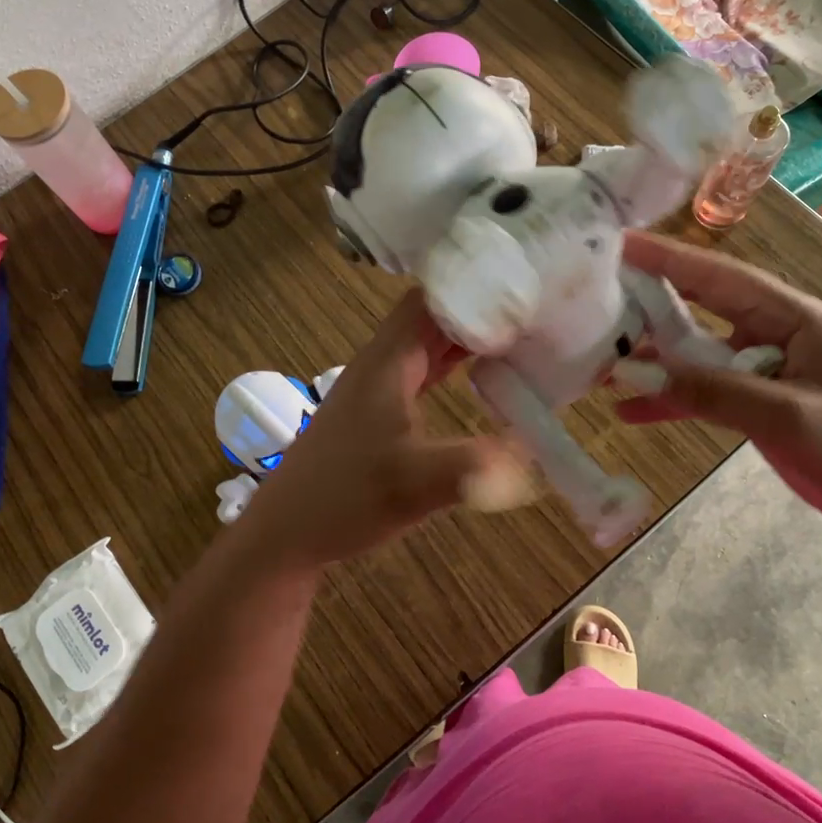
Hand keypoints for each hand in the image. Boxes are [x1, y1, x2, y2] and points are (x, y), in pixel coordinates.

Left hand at [239, 289, 528, 566]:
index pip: (432, 300)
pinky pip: (422, 371)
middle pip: (432, 316)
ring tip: (520, 336)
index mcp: (387, 362)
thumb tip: (532, 454)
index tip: (524, 292)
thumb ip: (473, 467)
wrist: (287, 532)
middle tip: (534, 311)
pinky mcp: (375, 412)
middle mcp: (381, 364)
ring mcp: (376, 387)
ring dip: (468, 337)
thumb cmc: (343, 499)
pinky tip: (481, 378)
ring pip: (426, 343)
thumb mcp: (413, 484)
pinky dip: (453, 366)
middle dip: (480, 310)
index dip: (475, 290)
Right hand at [612, 231, 821, 527]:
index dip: (667, 259)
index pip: (719, 277)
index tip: (616, 244)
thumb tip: (636, 371)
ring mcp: (760, 367)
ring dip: (650, 358)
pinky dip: (668, 398)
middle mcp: (771, 332)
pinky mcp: (753, 401)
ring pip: (693, 351)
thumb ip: (715, 392)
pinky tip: (628, 410)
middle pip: (698, 307)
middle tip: (590, 296)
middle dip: (647, 303)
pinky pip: (701, 390)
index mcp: (792, 316)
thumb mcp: (791, 418)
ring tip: (597, 360)